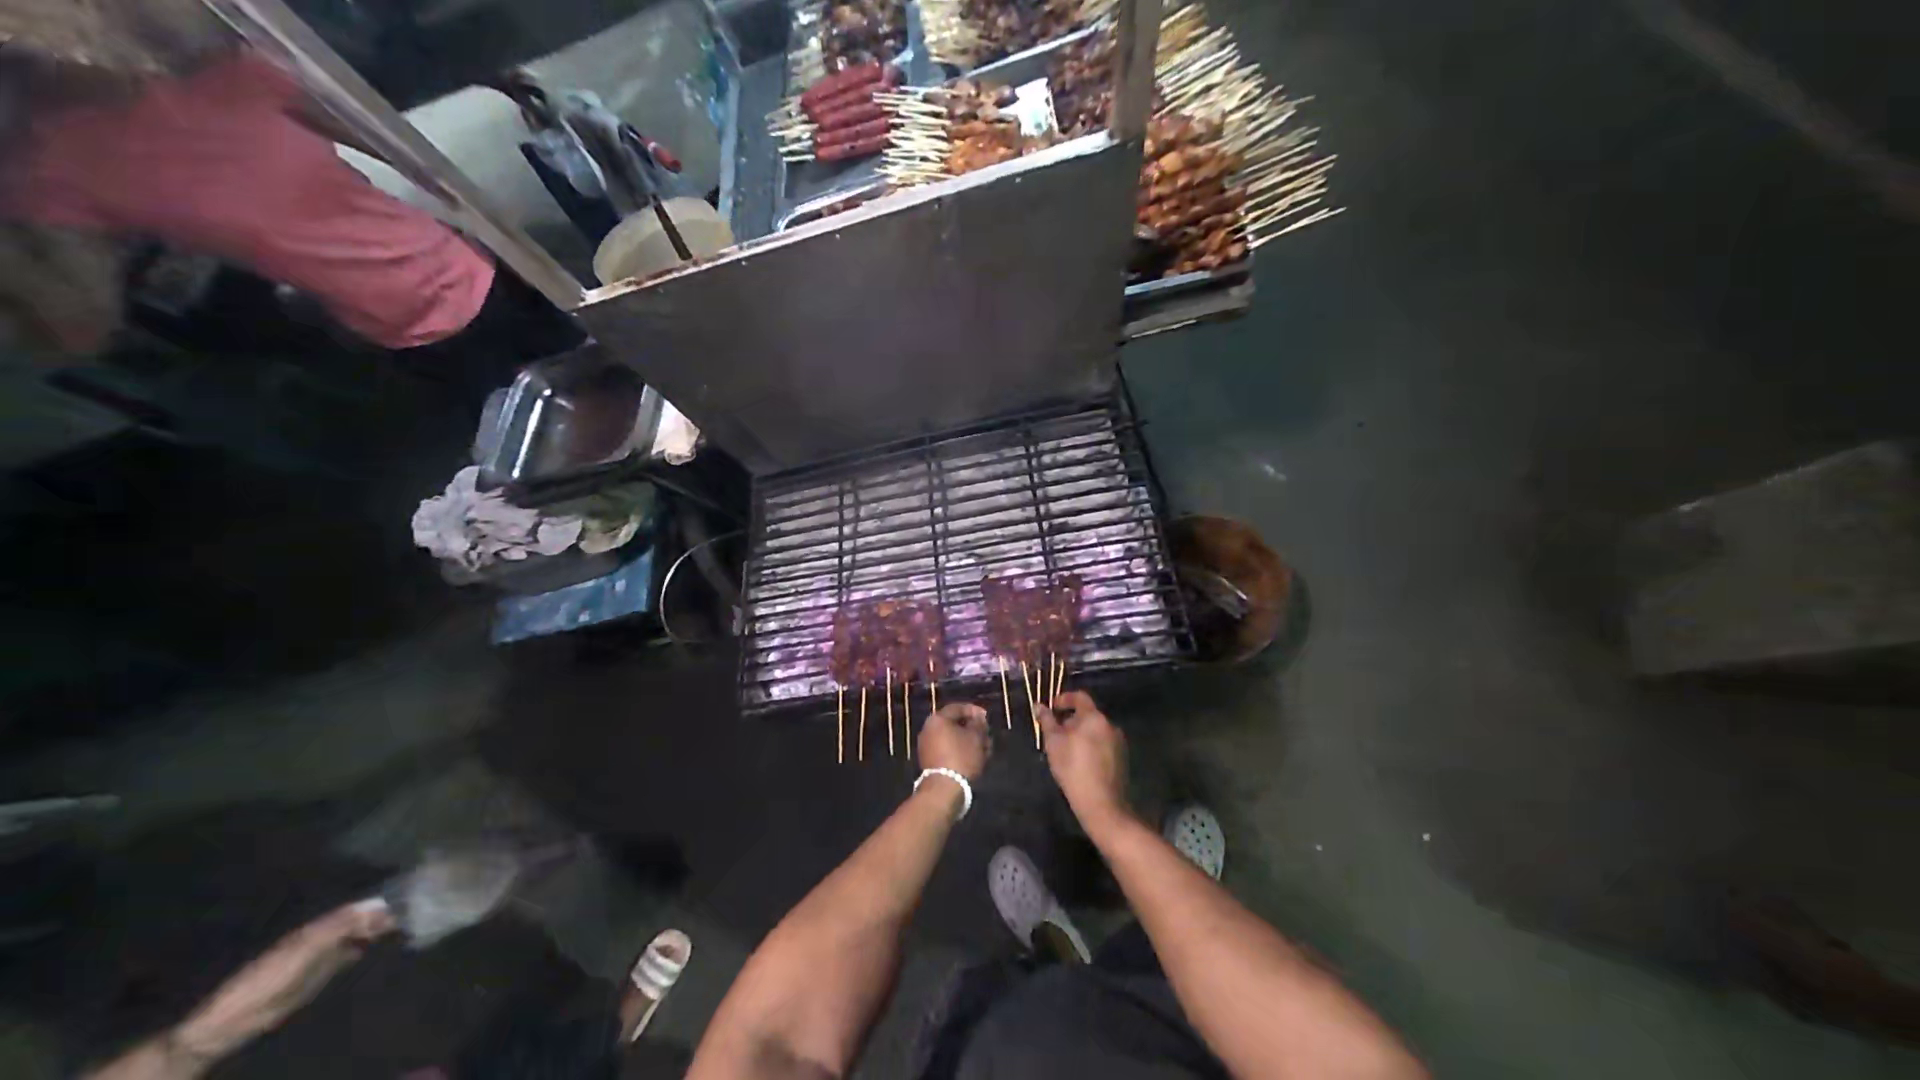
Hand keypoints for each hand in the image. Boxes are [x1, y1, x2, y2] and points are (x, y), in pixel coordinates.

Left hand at [172, 901, 395, 1061]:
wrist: (232, 1021)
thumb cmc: (269, 980)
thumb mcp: (305, 949)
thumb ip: (340, 926)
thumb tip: (379, 903)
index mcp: (316, 927)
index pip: (355, 908)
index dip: (379, 902)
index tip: (410, 896)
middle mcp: (321, 936)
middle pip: (357, 919)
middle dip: (382, 913)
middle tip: (415, 909)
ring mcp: (320, 955)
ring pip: (356, 934)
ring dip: (376, 927)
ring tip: (406, 922)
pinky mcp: (321, 973)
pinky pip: (350, 951)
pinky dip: (367, 944)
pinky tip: (380, 943)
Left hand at [918, 703, 991, 780]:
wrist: (944, 788)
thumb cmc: (961, 757)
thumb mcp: (976, 737)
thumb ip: (978, 723)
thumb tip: (978, 718)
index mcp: (937, 719)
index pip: (957, 708)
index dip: (974, 711)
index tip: (986, 717)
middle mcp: (928, 730)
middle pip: (954, 724)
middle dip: (973, 729)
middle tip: (986, 735)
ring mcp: (927, 746)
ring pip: (952, 738)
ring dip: (969, 741)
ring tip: (984, 749)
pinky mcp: (930, 761)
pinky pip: (947, 750)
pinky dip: (961, 751)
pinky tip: (974, 759)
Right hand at [1039, 691, 1132, 835]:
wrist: (1101, 803)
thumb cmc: (1073, 768)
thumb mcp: (1053, 743)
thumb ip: (1047, 721)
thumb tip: (1039, 705)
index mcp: (1094, 717)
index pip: (1080, 697)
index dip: (1064, 699)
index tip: (1052, 708)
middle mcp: (1110, 725)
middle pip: (1088, 715)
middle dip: (1071, 720)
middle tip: (1055, 734)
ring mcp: (1118, 742)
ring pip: (1095, 730)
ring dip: (1080, 734)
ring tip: (1065, 750)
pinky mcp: (1121, 758)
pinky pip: (1102, 744)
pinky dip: (1090, 746)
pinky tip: (1080, 762)